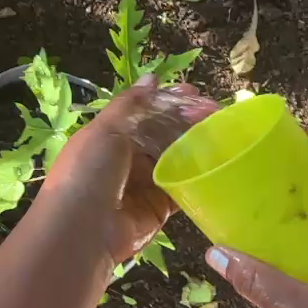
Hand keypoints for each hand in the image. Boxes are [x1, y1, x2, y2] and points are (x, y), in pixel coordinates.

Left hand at [38, 77, 215, 264]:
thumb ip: (130, 104)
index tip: (196, 92)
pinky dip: (200, 176)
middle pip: (162, 134)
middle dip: (188, 121)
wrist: (81, 230)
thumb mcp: (105, 130)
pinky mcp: (158, 207)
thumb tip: (152, 77)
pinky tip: (222, 162)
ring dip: (198, 146)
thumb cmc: (88, 171)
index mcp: (108, 136)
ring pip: (175, 159)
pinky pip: (182, 188)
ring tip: (225, 132)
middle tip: (217, 111)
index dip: (168, 102)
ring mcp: (143, 183)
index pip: (144, 113)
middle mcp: (125, 158)